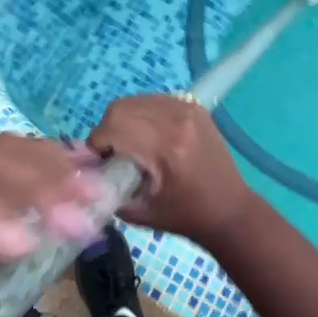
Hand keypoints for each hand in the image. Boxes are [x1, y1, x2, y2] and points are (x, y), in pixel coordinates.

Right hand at [87, 93, 258, 242]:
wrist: (229, 209)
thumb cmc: (185, 216)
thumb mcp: (140, 213)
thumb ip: (109, 191)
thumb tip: (87, 172)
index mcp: (166, 147)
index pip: (115, 126)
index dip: (97, 142)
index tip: (99, 162)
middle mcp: (177, 119)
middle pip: (122, 108)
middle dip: (107, 129)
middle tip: (110, 153)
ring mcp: (188, 109)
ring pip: (137, 100)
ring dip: (123, 119)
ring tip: (128, 143)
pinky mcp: (195, 107)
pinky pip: (155, 100)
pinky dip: (142, 113)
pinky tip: (147, 135)